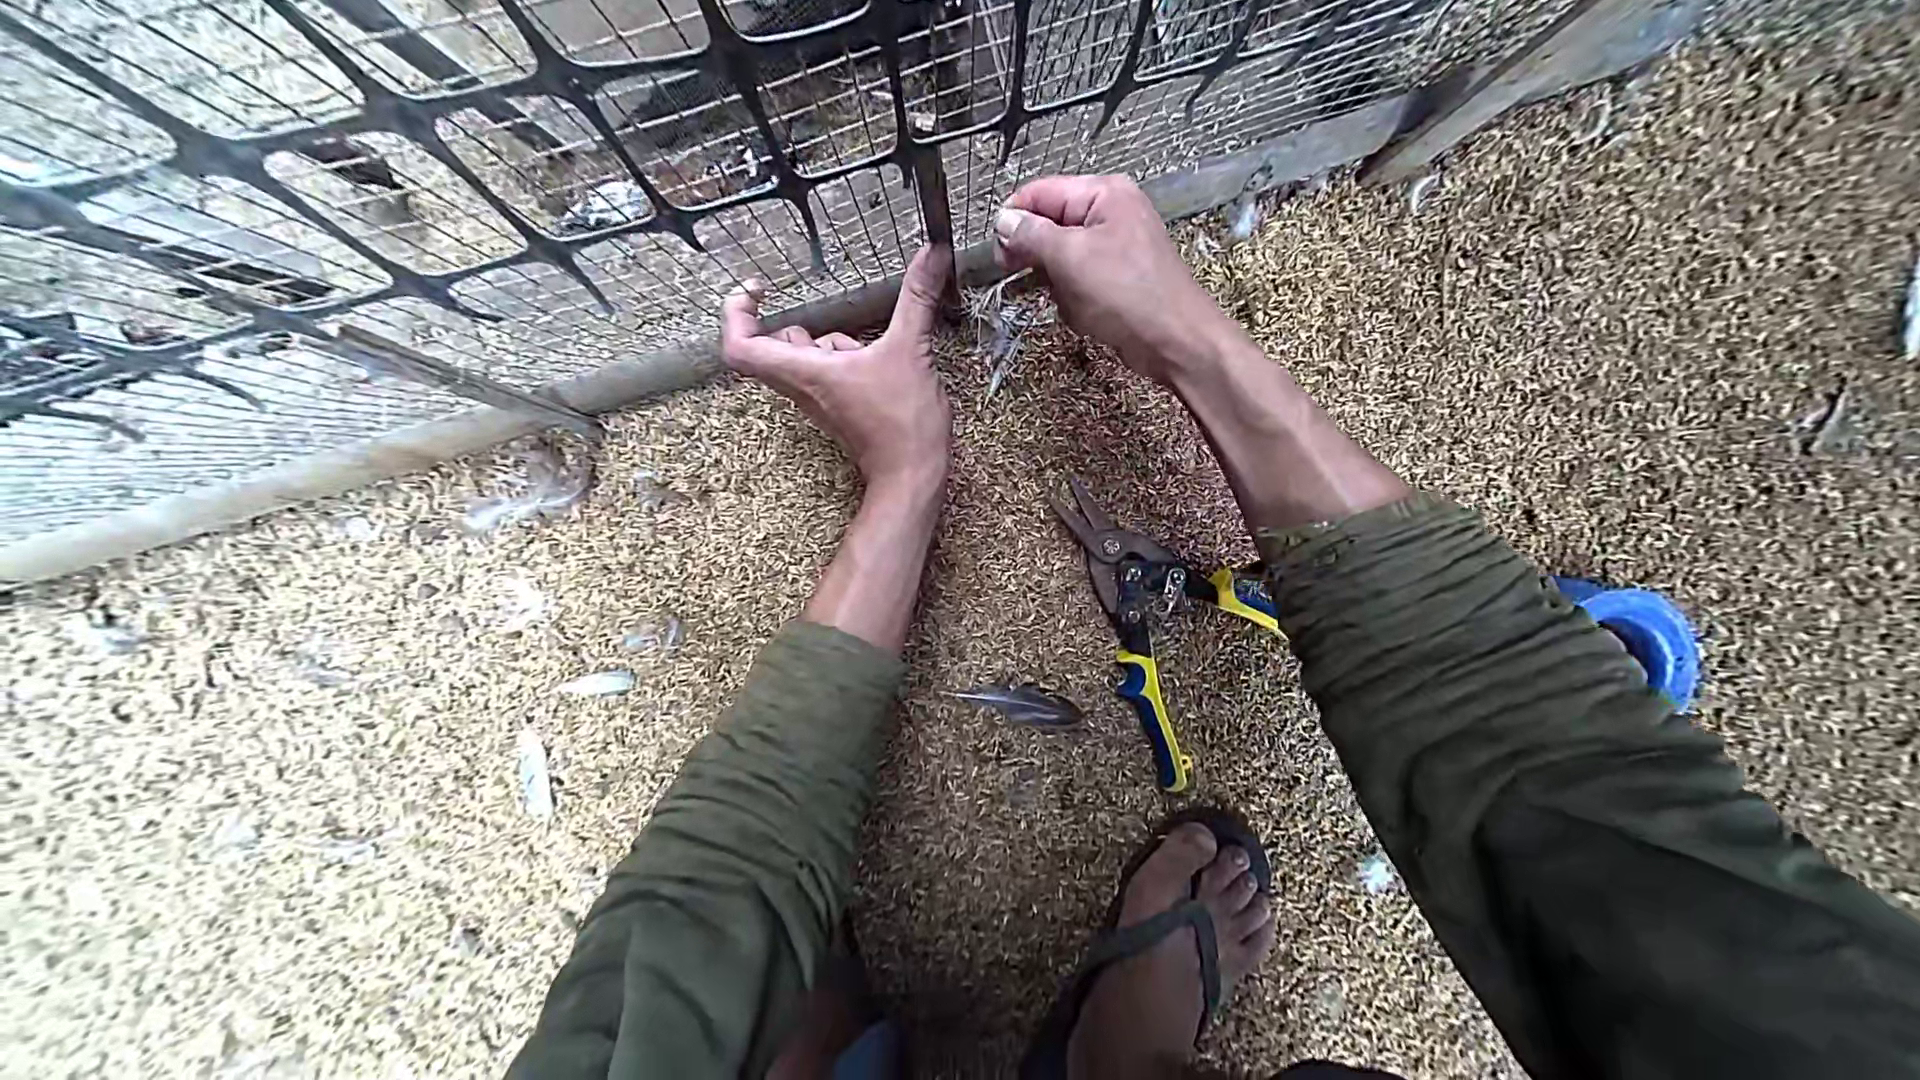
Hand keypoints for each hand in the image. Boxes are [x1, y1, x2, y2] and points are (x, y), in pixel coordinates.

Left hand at [721, 244, 951, 489]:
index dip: (736, 313)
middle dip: (787, 323)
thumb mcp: (911, 350)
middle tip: (809, 306)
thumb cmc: (903, 423)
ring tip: (857, 337)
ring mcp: (820, 401)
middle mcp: (804, 388)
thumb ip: (917, 297)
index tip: (757, 290)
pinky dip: (839, 358)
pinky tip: (874, 357)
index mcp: (806, 373)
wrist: (912, 474)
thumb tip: (932, 252)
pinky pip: (823, 375)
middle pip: (768, 349)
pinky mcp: (838, 409)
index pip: (741, 347)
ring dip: (821, 341)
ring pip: (799, 362)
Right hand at [992, 174, 1235, 380]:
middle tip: (1018, 276)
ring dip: (1054, 282)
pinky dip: (1071, 297)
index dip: (1013, 218)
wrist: (1174, 340)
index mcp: (1103, 194)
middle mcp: (1109, 213)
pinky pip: (1077, 280)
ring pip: (1061, 257)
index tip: (997, 252)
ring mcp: (1114, 247)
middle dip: (1034, 254)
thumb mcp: (1071, 258)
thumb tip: (1003, 221)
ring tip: (1068, 299)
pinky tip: (1082, 312)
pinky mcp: (1115, 278)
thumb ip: (1032, 235)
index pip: (1041, 192)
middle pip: (1050, 223)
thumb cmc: (1127, 295)